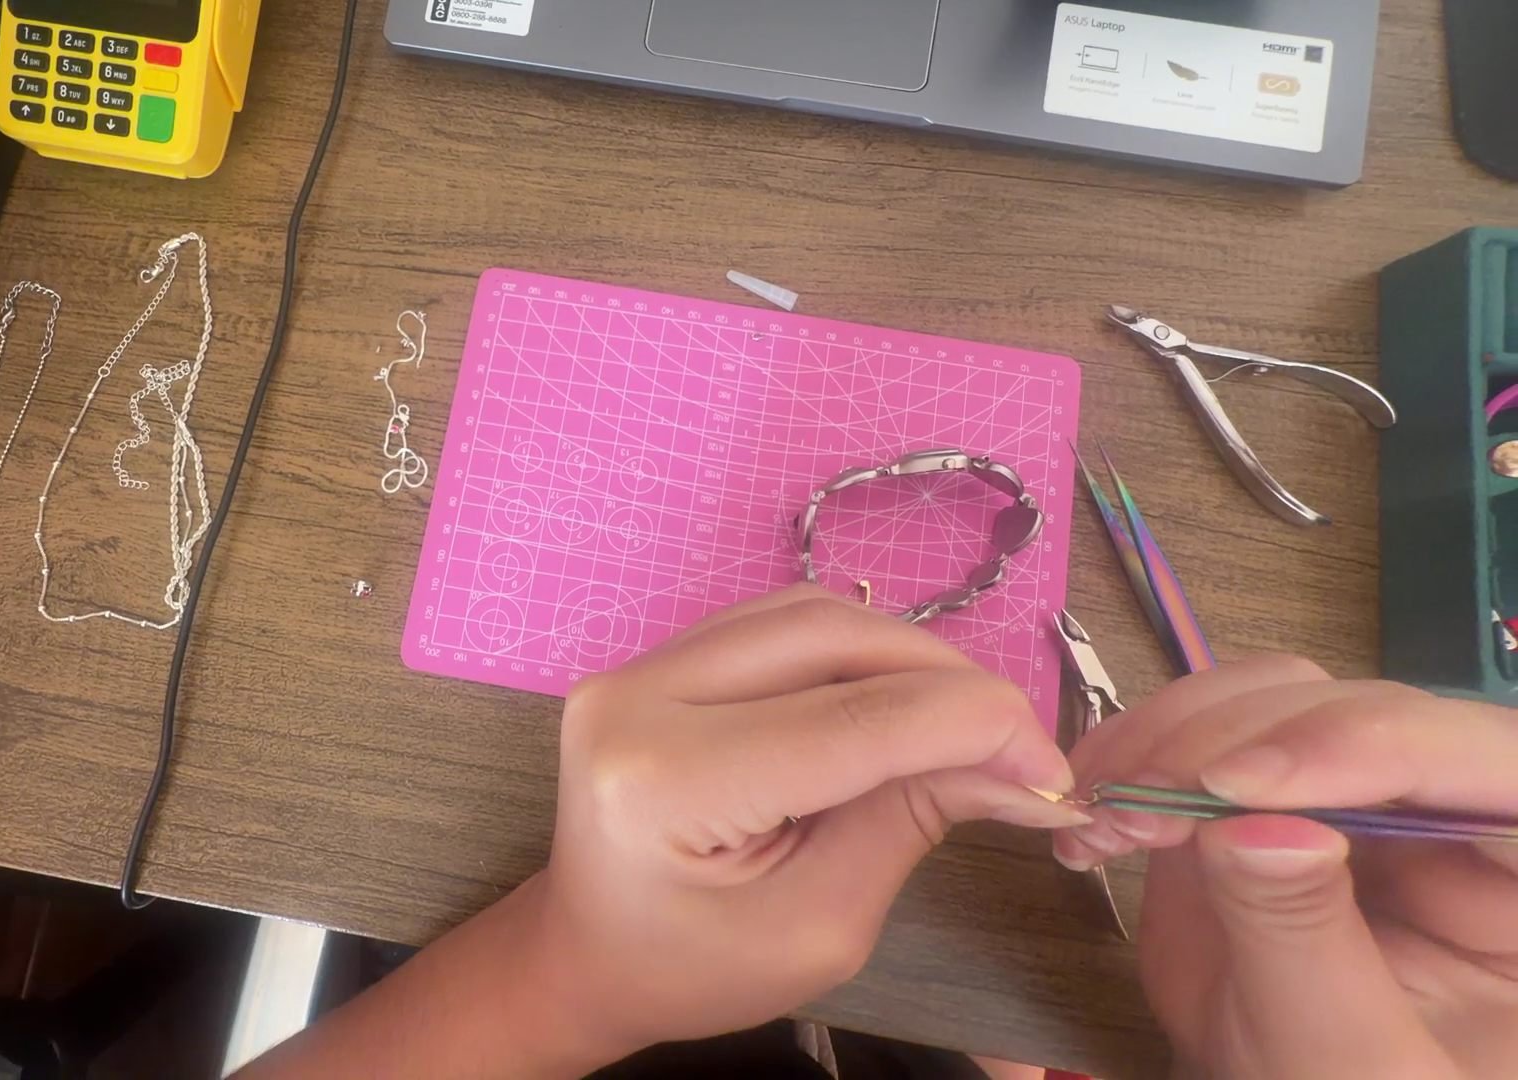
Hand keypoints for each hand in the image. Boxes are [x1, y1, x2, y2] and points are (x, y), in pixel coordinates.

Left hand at [526, 585, 1085, 1058]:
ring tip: (952, 715)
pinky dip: (841, 648)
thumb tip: (1017, 760)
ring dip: (893, 651)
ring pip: (797, 613)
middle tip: (1011, 735)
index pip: (847, 721)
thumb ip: (908, 823)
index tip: (1051, 762)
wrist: (587, 948)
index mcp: (666, 779)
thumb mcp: (816, 927)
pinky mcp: (646, 662)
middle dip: (937, 673)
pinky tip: (880, 693)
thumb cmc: (691, 967)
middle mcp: (636, 695)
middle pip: (821, 634)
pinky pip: (765, 625)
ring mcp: (633, 667)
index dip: (969, 723)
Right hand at [1055, 656, 1517, 1078]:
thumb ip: (1301, 935)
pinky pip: (1187, 724)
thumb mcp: (1336, 1049)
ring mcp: (1338, 791)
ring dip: (1161, 739)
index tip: (1233, 783)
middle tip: (1136, 802)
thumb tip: (1250, 824)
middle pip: (1350, 709)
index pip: (1490, 768)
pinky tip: (1092, 806)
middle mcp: (1443, 818)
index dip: (1373, 745)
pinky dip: (1125, 751)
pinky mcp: (1245, 784)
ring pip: (1260, 696)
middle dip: (1223, 746)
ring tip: (1103, 810)